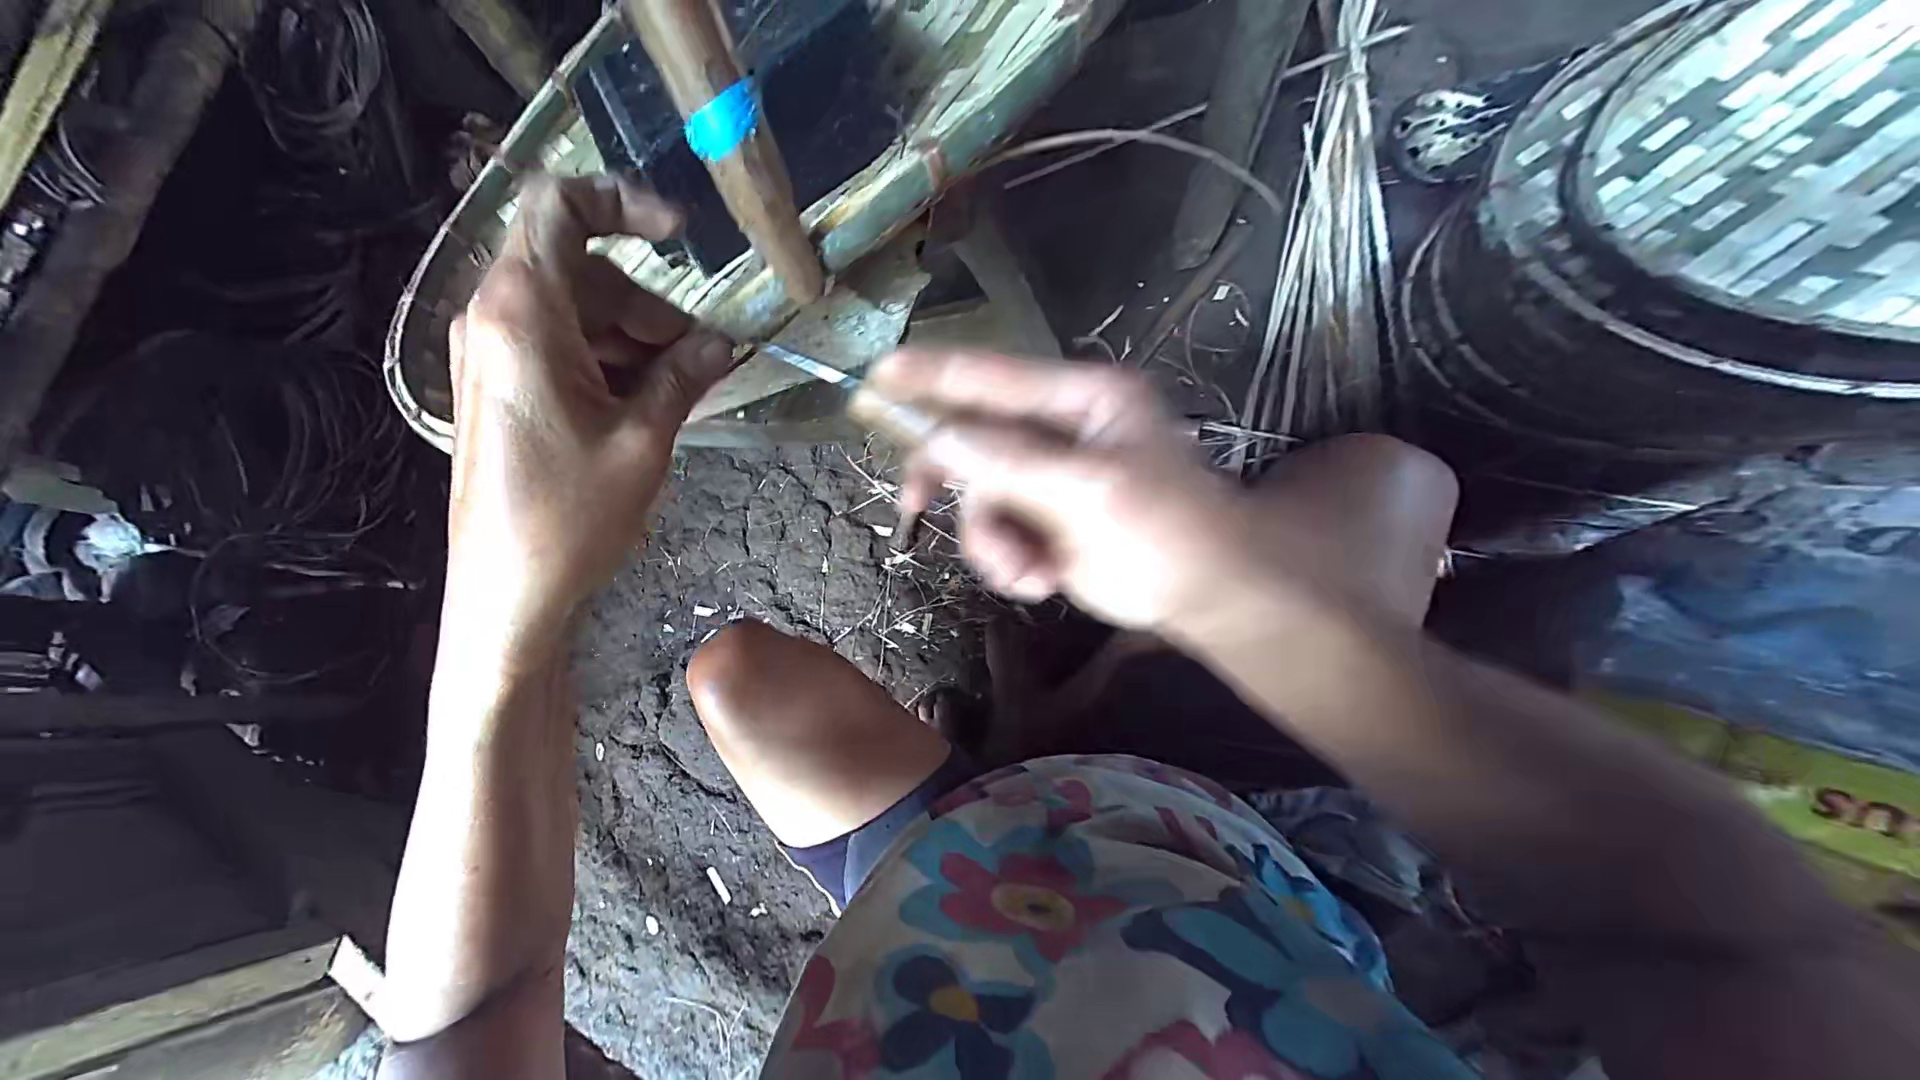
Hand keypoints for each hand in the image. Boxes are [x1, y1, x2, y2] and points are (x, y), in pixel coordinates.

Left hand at [443, 175, 734, 666]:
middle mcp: (497, 319)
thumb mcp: (644, 440)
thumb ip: (684, 376)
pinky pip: (567, 349)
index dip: (624, 204)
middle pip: (583, 272)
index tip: (682, 237)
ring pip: (580, 313)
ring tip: (683, 391)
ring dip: (638, 340)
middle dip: (650, 305)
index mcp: (522, 315)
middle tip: (702, 360)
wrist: (508, 590)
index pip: (559, 209)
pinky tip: (652, 405)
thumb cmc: (572, 514)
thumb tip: (723, 343)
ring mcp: (497, 356)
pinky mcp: (506, 389)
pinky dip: (614, 363)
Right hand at [867, 350, 1338, 640]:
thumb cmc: (1169, 530)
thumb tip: (940, 441)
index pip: (995, 378)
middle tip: (913, 505)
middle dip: (954, 484)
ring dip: (990, 542)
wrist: (1206, 594)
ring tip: (1027, 572)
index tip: (879, 375)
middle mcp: (1060, 430)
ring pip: (978, 499)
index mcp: (1083, 400)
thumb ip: (1012, 464)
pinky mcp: (1043, 520)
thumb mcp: (1092, 492)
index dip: (934, 376)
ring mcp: (1049, 477)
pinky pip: (993, 533)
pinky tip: (1041, 581)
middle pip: (974, 442)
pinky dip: (1006, 562)